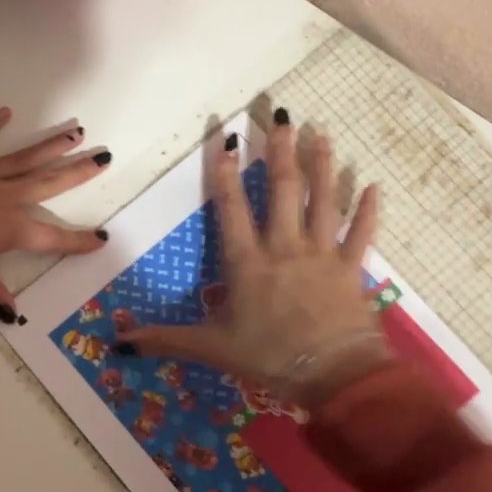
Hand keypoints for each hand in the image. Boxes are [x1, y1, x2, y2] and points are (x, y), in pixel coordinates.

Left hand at [0, 108, 110, 316]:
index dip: (77, 241)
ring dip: (50, 145)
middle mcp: (2, 199)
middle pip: (47, 184)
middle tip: (103, 158)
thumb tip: (9, 311)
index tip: (101, 238)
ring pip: (22, 159)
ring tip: (75, 133)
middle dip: (77, 172)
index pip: (51, 239)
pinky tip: (5, 112)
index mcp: (8, 230)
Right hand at [120, 115, 390, 405]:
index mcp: (246, 262)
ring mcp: (321, 255)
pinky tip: (374, 183)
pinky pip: (361, 233)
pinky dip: (368, 209)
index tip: (227, 138)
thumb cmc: (268, 358)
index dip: (227, 173)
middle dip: (280, 151)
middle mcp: (283, 247)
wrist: (335, 375)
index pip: (231, 208)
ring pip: (322, 201)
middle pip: (282, 190)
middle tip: (280, 116)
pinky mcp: (352, 269)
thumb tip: (118, 343)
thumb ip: (164, 339)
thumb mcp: (210, 347)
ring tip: (320, 132)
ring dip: (322, 165)